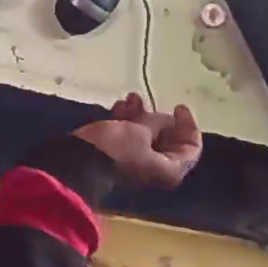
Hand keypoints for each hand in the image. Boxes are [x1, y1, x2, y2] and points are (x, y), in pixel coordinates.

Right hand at [72, 94, 203, 189]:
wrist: (77, 161)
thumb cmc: (115, 148)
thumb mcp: (140, 132)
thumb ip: (156, 124)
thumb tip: (163, 120)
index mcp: (170, 168)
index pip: (191, 147)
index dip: (187, 125)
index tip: (177, 106)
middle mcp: (155, 167)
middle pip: (165, 139)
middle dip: (156, 117)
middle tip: (147, 101)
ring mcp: (133, 161)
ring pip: (143, 135)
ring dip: (138, 115)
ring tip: (129, 98)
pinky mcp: (114, 154)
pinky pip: (126, 136)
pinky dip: (124, 121)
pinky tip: (117, 106)